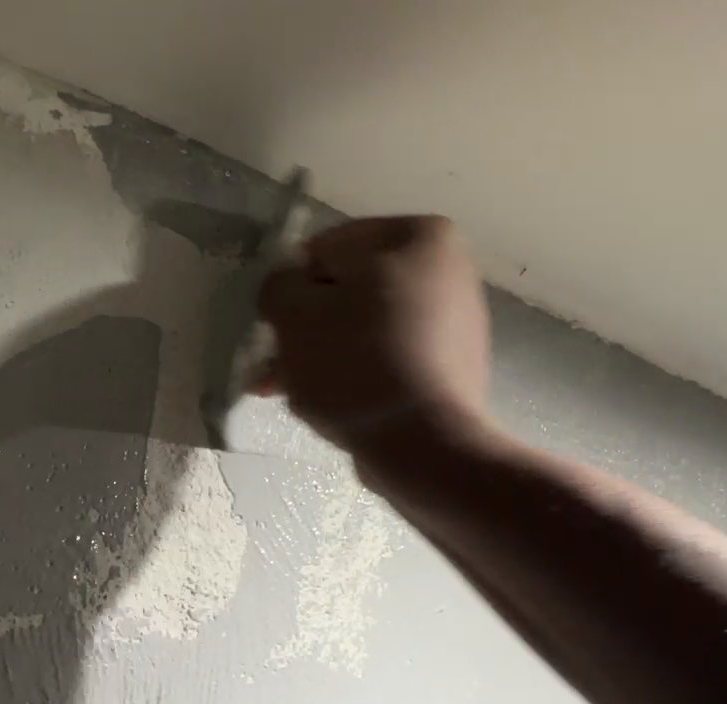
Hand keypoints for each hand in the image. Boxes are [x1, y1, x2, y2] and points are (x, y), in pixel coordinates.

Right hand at [255, 215, 494, 454]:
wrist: (422, 444)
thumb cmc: (355, 365)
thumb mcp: (294, 314)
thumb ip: (278, 287)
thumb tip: (286, 289)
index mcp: (416, 236)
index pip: (325, 249)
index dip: (289, 291)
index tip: (274, 331)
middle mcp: (446, 268)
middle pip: (346, 294)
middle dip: (303, 331)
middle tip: (273, 371)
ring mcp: (453, 321)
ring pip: (362, 330)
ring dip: (321, 357)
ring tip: (291, 393)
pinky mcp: (450, 368)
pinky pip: (387, 360)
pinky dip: (355, 376)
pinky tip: (332, 405)